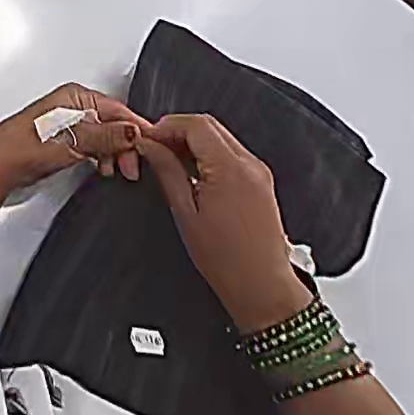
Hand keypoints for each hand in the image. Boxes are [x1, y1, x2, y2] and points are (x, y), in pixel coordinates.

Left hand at [0, 83, 150, 205]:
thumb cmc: (24, 146)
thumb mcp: (74, 140)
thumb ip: (106, 137)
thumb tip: (133, 131)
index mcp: (76, 97)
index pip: (118, 109)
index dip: (136, 128)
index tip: (153, 145)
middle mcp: (73, 107)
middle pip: (113, 123)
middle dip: (126, 144)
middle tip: (133, 165)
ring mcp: (69, 124)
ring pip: (105, 136)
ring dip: (114, 153)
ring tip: (118, 170)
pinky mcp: (64, 142)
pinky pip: (94, 146)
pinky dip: (102, 157)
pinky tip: (103, 169)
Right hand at [135, 114, 311, 331]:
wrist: (264, 289)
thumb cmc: (227, 261)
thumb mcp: (185, 213)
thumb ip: (167, 171)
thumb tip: (150, 146)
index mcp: (230, 169)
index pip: (195, 125)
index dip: (166, 126)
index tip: (148, 138)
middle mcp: (249, 164)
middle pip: (208, 125)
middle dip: (178, 130)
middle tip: (155, 147)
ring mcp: (258, 171)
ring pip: (219, 136)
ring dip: (192, 141)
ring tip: (170, 161)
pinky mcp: (261, 180)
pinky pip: (230, 152)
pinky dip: (207, 153)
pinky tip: (192, 171)